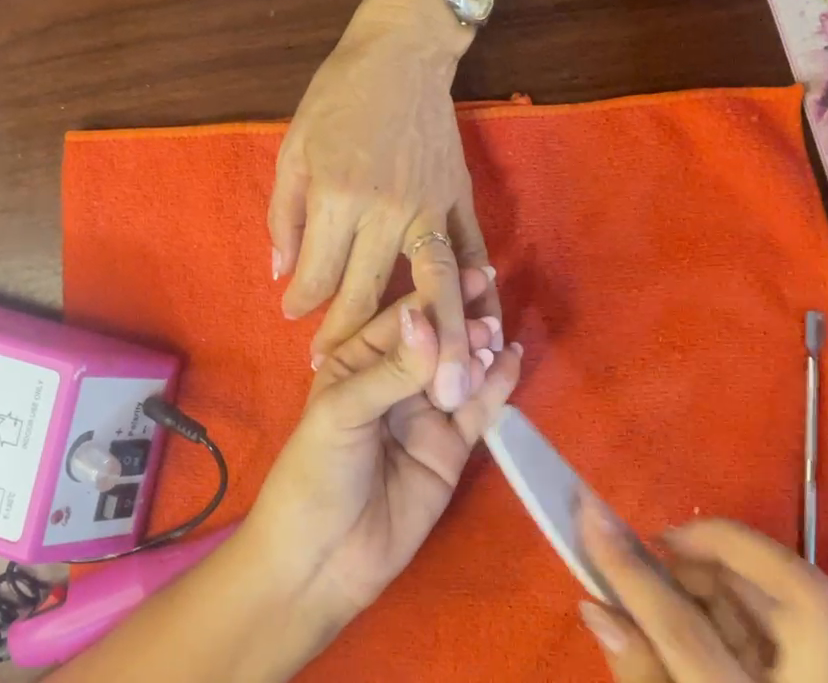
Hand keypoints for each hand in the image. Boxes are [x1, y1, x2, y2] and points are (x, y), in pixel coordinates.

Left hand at [242, 274, 521, 627]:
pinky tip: (512, 362)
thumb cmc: (315, 474)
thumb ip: (391, 371)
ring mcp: (422, 414)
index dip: (430, 297)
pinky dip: (496, 387)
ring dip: (478, 350)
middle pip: (434, 341)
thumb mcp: (343, 414)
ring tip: (496, 333)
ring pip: (458, 371)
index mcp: (354, 361)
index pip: (398, 320)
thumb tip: (427, 317)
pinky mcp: (448, 450)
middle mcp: (391, 381)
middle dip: (460, 319)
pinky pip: (477, 411)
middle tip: (489, 299)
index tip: (464, 270)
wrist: (322, 558)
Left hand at [271, 0, 498, 411]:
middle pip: (370, 294)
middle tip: (336, 372)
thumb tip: (281, 274)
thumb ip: (285, 216)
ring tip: (432, 389)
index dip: (303, 303)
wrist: (400, 55)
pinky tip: (481, 331)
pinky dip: (477, 294)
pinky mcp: (463, 199)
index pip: (319, 273)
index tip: (295, 319)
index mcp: (338, 197)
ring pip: (433, 288)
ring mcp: (432, 207)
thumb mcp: (293, 150)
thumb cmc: (336, 99)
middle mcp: (387, 211)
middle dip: (349, 338)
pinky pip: (473, 255)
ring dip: (433, 343)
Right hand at [577, 501, 827, 682]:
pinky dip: (737, 599)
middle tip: (663, 542)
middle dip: (729, 549)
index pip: (687, 631)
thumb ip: (639, 677)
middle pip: (803, 597)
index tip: (589, 517)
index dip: (634, 571)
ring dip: (727, 571)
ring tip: (668, 572)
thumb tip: (595, 606)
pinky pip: (788, 624)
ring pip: (798, 601)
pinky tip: (696, 601)